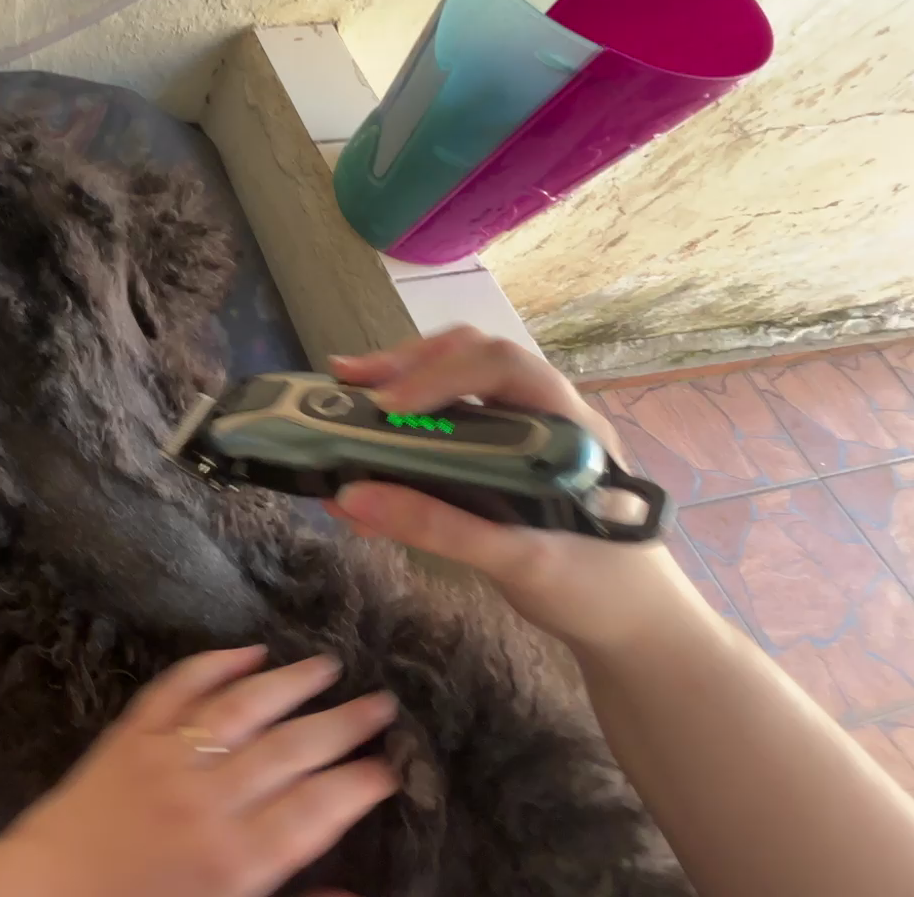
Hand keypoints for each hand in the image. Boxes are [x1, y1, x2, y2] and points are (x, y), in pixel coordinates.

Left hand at [0, 647, 396, 896]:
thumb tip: (358, 893)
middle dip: (342, 725)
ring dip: (288, 683)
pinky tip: (247, 651)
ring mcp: (167, 756)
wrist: (57, 885)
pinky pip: (178, 686)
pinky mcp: (133, 731)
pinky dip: (213, 663)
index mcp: (238, 859)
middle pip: (290, 750)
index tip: (391, 765)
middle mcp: (208, 798)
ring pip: (240, 707)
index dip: (360, 783)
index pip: (317, 809)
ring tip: (327, 665)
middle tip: (382, 703)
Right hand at [325, 327, 700, 653]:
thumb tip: (349, 495)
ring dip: (395, 382)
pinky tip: (362, 438)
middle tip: (350, 380)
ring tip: (346, 393)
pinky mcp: (494, 454)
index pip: (501, 366)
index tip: (385, 405)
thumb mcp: (520, 562)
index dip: (437, 375)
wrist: (633, 624)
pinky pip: (441, 418)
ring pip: (452, 377)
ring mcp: (518, 431)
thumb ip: (439, 528)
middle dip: (405, 362)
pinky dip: (396, 420)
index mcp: (566, 426)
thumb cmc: (597, 589)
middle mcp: (542, 414)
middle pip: (469, 355)